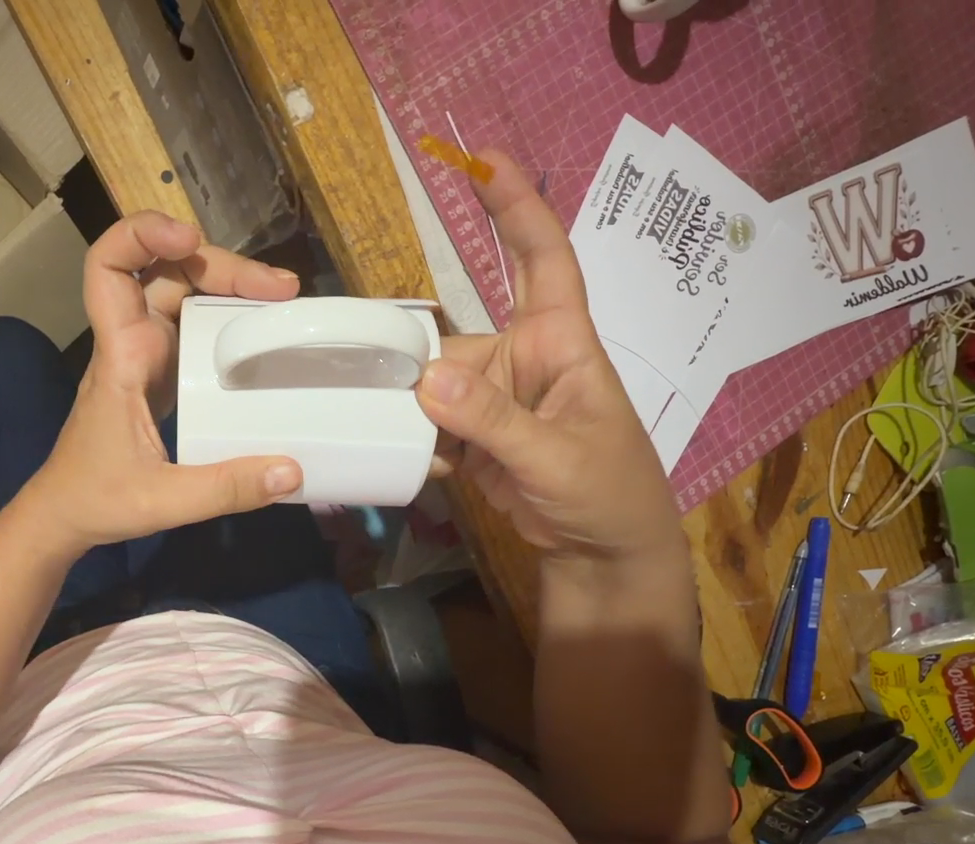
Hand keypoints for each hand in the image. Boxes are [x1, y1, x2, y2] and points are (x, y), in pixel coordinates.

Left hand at [18, 212, 303, 553]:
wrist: (67, 513)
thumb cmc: (99, 500)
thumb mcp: (163, 502)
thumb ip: (225, 489)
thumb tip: (292, 472)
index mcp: (121, 358)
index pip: (108, 268)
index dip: (142, 234)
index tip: (191, 238)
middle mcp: (132, 344)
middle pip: (167, 271)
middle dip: (221, 264)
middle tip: (281, 289)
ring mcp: (145, 355)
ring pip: (181, 292)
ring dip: (227, 283)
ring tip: (282, 299)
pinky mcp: (159, 372)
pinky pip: (191, 324)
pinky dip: (225, 315)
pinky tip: (260, 331)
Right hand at [417, 149, 683, 562]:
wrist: (599, 554)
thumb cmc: (606, 492)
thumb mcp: (556, 456)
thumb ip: (494, 421)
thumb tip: (428, 379)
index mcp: (559, 343)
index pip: (542, 260)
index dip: (515, 207)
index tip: (480, 159)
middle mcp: (520, 361)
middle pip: (452, 338)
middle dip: (416, 356)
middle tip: (368, 377)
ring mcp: (491, 401)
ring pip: (431, 386)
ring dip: (408, 410)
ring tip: (385, 432)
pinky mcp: (473, 437)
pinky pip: (430, 425)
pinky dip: (416, 442)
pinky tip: (414, 463)